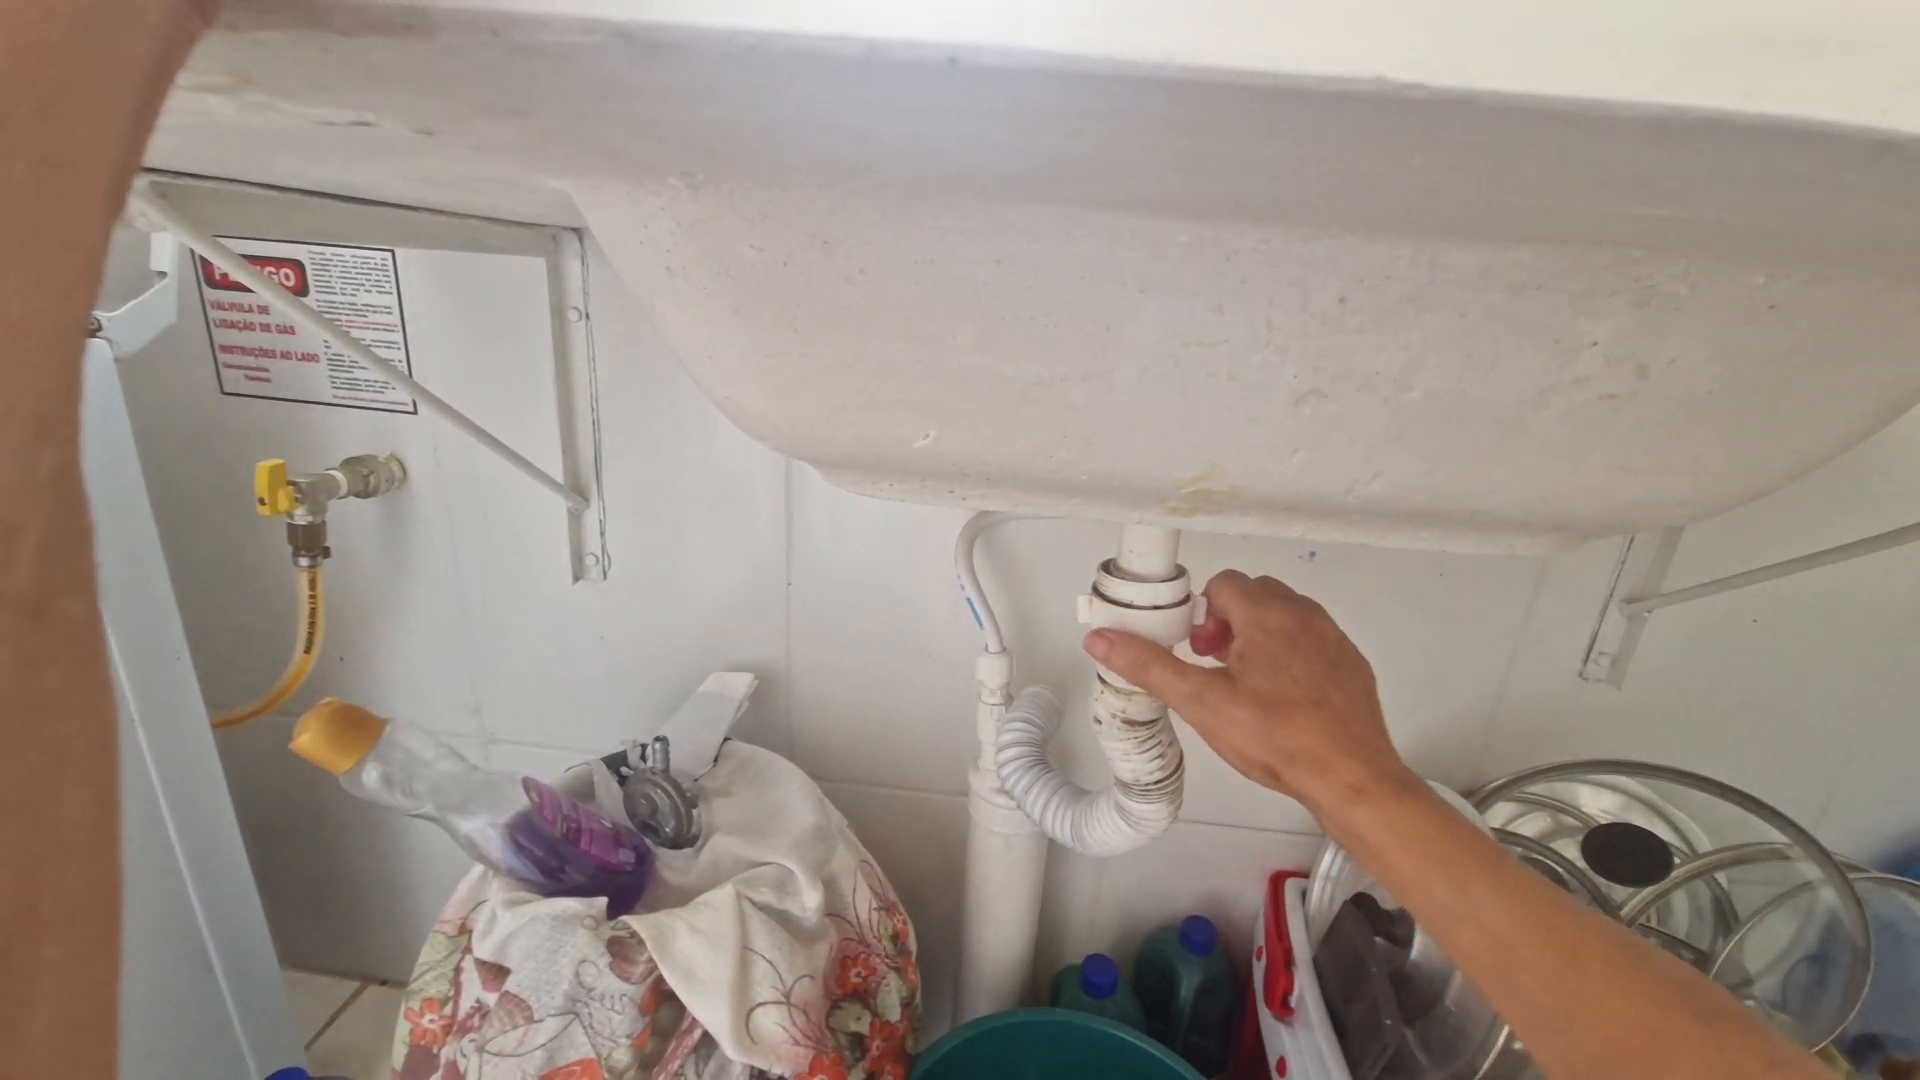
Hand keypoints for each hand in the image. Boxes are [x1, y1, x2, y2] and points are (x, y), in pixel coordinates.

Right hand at [1083, 570, 1418, 811]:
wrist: (1351, 779)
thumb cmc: (1274, 737)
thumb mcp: (1200, 702)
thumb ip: (1149, 665)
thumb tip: (1100, 638)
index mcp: (1267, 615)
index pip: (1223, 582)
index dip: (1201, 612)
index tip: (1197, 649)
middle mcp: (1305, 615)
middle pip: (1255, 595)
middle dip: (1227, 621)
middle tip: (1216, 665)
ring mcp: (1334, 639)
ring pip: (1285, 616)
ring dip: (1258, 635)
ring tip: (1246, 684)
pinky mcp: (1352, 665)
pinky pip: (1312, 641)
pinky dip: (1291, 655)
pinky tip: (1283, 699)